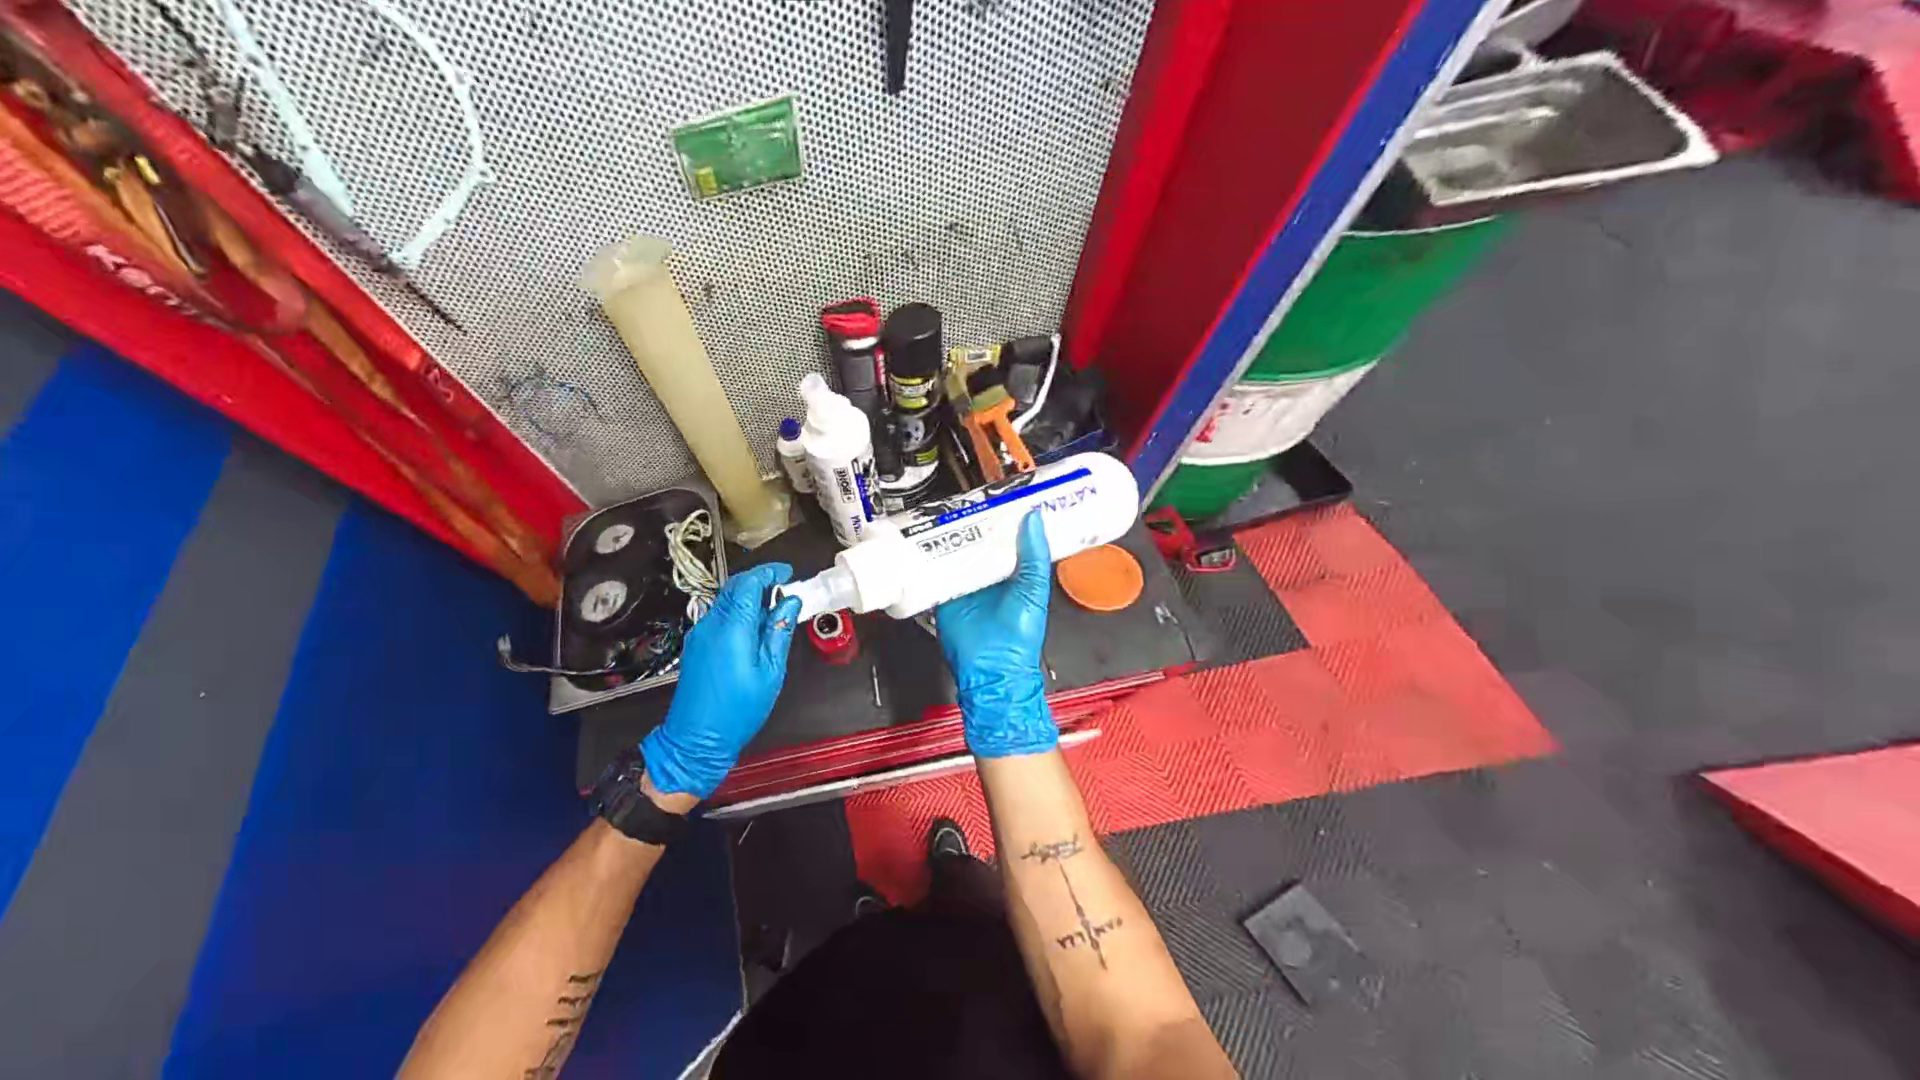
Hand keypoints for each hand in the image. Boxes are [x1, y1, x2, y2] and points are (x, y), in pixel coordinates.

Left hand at [640, 563, 802, 797]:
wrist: (696, 740)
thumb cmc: (737, 710)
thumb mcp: (771, 671)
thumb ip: (779, 632)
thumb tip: (790, 604)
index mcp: (732, 629)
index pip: (748, 583)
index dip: (769, 572)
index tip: (787, 573)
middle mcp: (711, 625)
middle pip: (735, 588)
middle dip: (760, 582)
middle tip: (784, 588)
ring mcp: (700, 634)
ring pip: (726, 601)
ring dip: (749, 598)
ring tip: (773, 613)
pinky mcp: (696, 645)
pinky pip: (719, 617)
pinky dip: (738, 613)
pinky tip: (754, 630)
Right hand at [935, 510, 1055, 757]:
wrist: (992, 670)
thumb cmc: (1020, 636)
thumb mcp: (1034, 590)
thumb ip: (1034, 555)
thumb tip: (1034, 516)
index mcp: (1015, 571)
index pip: (1008, 536)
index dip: (1004, 516)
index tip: (999, 493)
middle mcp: (989, 573)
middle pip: (979, 540)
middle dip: (972, 521)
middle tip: (965, 498)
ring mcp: (965, 582)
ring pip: (956, 551)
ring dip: (951, 535)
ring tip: (944, 511)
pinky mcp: (944, 593)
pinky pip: (935, 570)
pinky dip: (929, 557)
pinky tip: (925, 538)